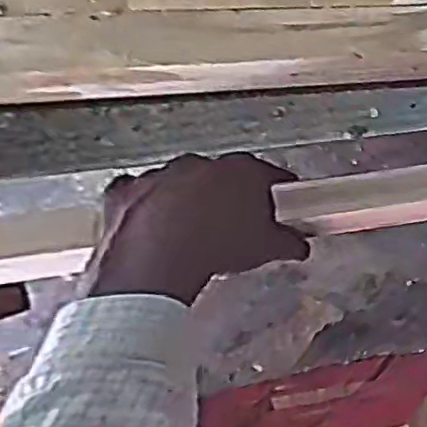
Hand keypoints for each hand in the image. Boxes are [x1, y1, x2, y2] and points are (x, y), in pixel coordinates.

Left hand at [85, 153, 309, 303]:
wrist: (159, 261)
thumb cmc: (219, 246)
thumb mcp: (272, 249)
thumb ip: (291, 242)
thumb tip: (298, 247)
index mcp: (243, 171)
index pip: (272, 175)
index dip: (280, 191)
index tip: (283, 203)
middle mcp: (203, 165)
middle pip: (226, 176)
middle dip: (235, 195)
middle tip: (243, 221)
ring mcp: (162, 174)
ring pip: (185, 182)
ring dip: (194, 199)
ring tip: (202, 231)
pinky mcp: (127, 190)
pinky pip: (145, 193)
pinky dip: (153, 206)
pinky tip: (161, 227)